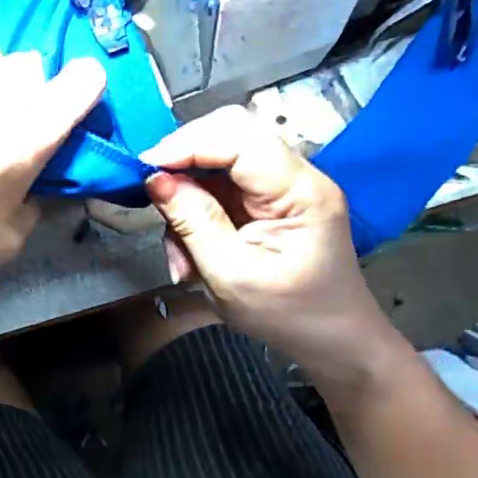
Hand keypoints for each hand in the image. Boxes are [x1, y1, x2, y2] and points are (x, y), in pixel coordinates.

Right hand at [141, 106, 409, 387]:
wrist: (331, 342)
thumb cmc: (289, 316)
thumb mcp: (232, 276)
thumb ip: (193, 222)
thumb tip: (155, 179)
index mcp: (300, 190)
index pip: (239, 139)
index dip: (188, 145)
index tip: (146, 168)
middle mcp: (295, 176)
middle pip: (230, 136)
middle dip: (185, 162)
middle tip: (154, 195)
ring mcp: (281, 187)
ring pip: (218, 163)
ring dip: (187, 198)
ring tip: (181, 253)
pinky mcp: (267, 202)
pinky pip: (220, 189)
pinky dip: (197, 214)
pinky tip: (192, 253)